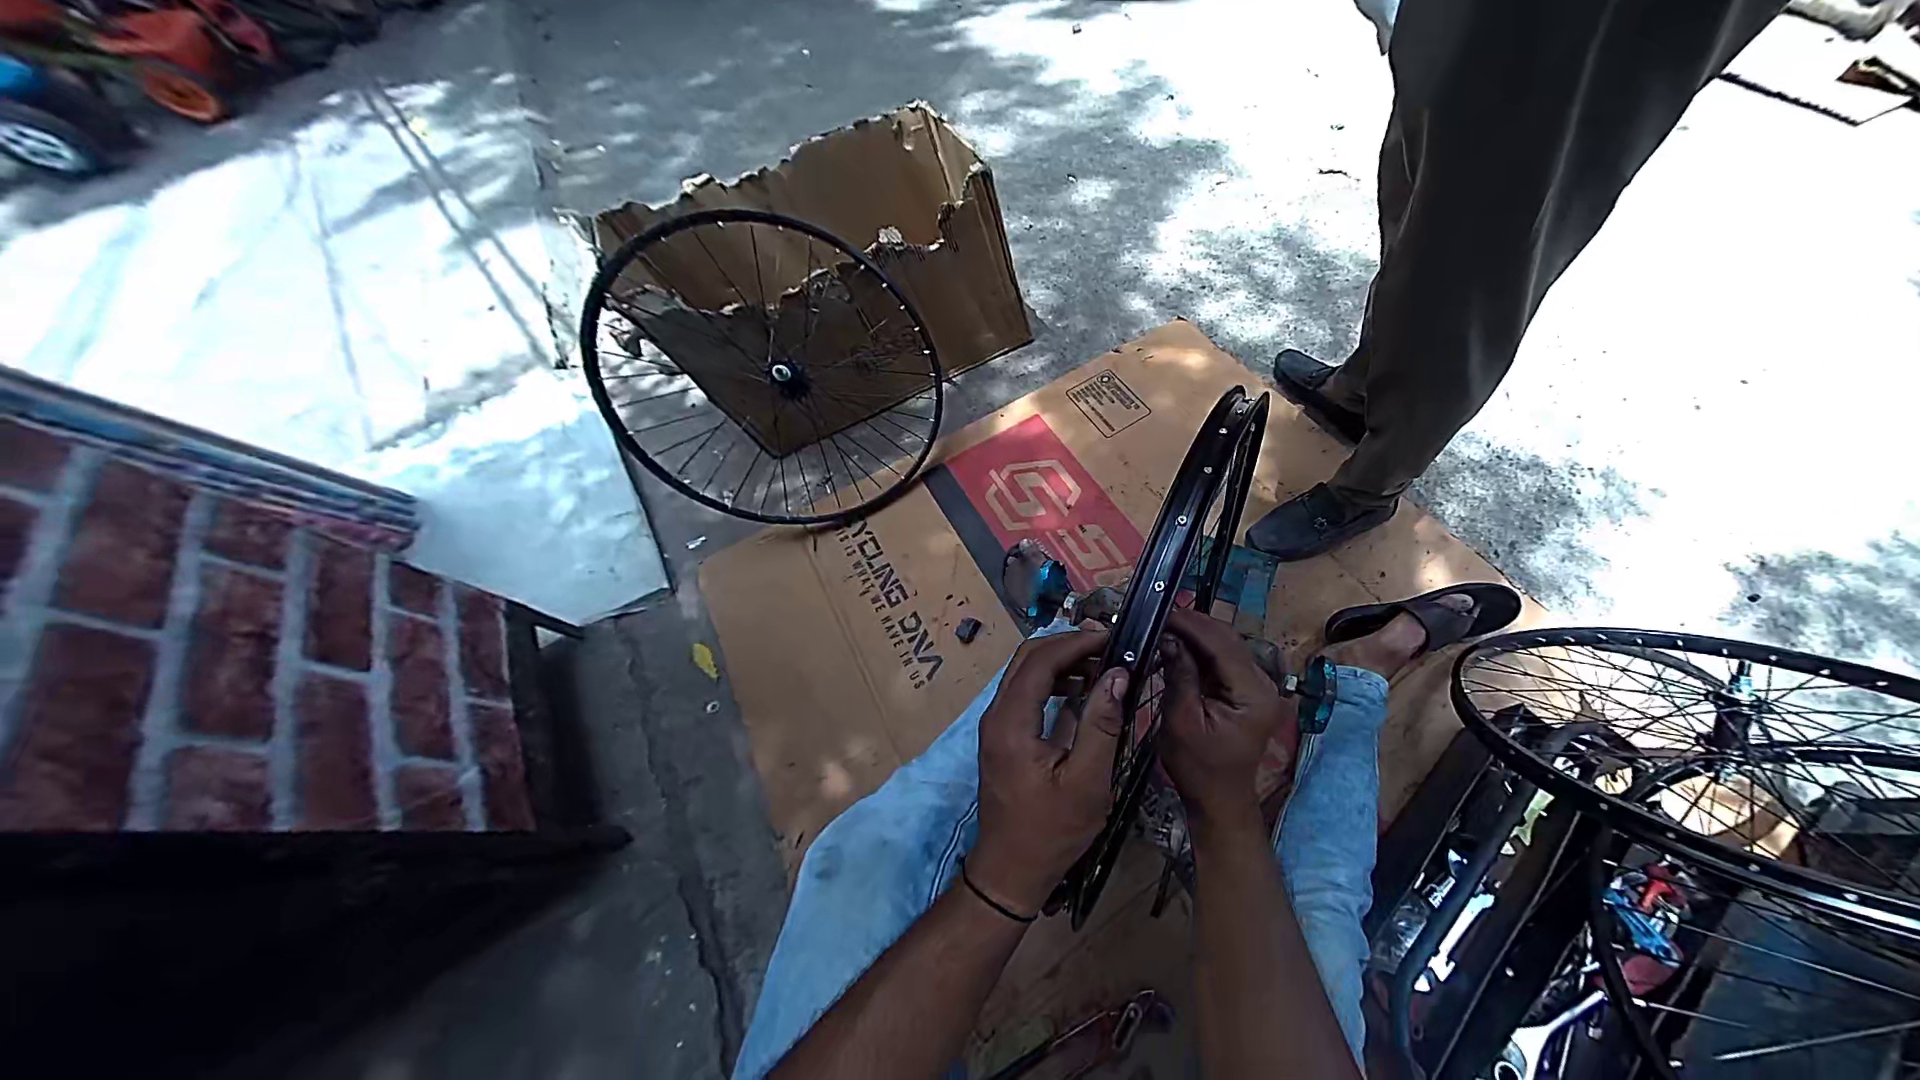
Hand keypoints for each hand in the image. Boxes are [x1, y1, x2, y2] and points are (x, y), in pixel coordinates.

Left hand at [968, 630, 1128, 915]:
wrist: (1011, 869)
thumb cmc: (1052, 831)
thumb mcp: (1087, 781)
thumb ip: (1101, 724)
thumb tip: (1117, 674)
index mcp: (1011, 721)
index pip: (1040, 661)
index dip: (1076, 643)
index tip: (1111, 637)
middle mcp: (996, 714)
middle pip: (1027, 659)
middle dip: (1067, 646)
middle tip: (1108, 645)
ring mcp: (996, 724)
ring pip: (1024, 673)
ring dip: (1060, 663)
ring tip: (1102, 665)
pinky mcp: (1003, 735)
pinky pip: (1025, 693)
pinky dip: (1053, 683)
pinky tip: (1082, 691)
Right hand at [1158, 608, 1290, 825]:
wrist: (1218, 799)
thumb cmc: (1198, 767)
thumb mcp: (1181, 721)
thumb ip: (1179, 675)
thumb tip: (1168, 637)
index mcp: (1253, 693)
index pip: (1222, 645)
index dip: (1192, 624)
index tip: (1162, 612)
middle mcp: (1263, 684)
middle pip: (1228, 640)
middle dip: (1193, 625)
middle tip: (1158, 616)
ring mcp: (1257, 686)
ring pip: (1225, 645)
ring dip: (1195, 635)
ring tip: (1163, 626)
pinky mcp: (1245, 690)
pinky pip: (1222, 659)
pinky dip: (1199, 649)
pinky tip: (1177, 644)